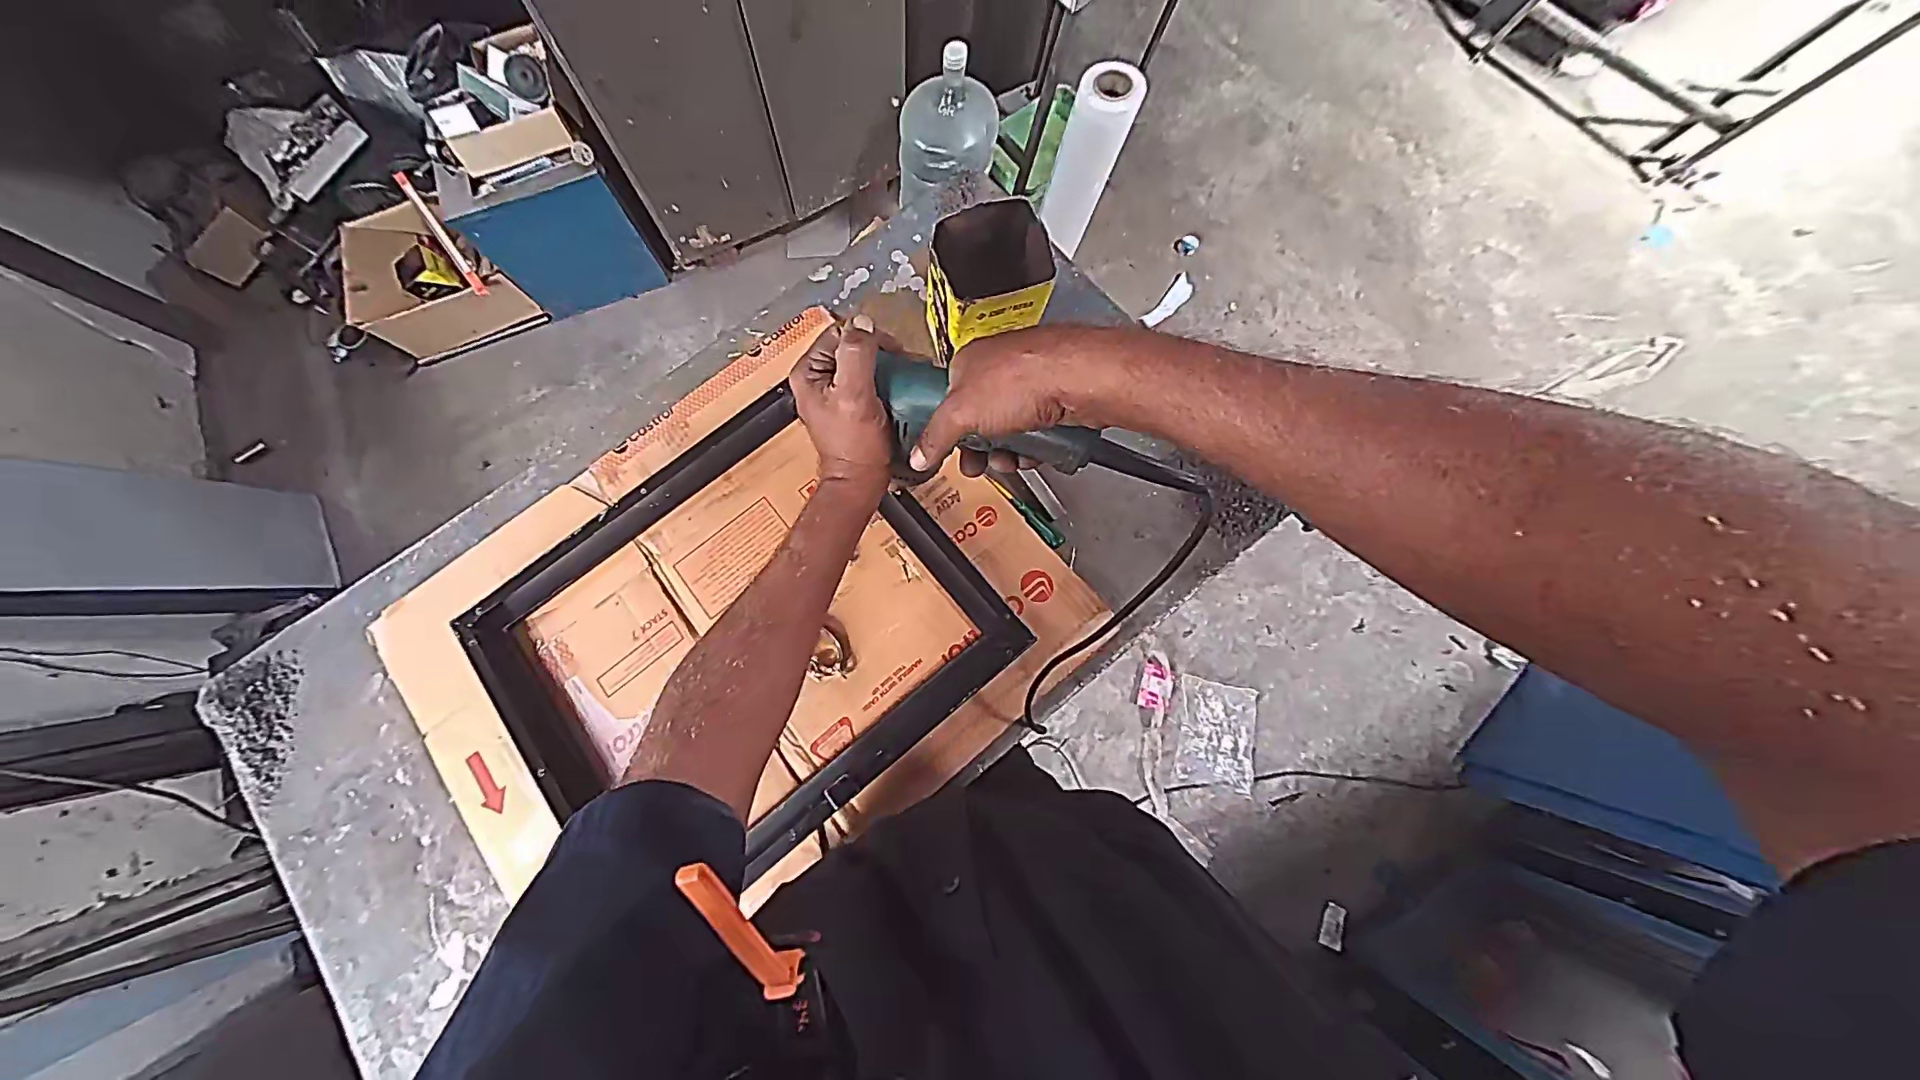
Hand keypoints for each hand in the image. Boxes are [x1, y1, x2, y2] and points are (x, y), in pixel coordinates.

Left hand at [791, 314, 893, 489]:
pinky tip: (898, 388)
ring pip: (865, 361)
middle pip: (853, 345)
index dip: (867, 336)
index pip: (839, 332)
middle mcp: (819, 379)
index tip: (889, 349)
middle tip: (899, 363)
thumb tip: (862, 324)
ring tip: (902, 375)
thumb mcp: (854, 394)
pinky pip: (872, 379)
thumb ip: (856, 355)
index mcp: (808, 372)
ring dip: (886, 365)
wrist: (861, 479)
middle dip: (880, 351)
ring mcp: (836, 392)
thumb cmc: (853, 446)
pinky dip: (887, 379)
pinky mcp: (853, 403)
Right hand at [909, 325, 1134, 473]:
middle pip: (977, 419)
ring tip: (1010, 459)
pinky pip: (1033, 432)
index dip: (943, 428)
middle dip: (978, 448)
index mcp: (967, 361)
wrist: (1080, 380)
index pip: (944, 399)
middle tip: (977, 464)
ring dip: (1006, 452)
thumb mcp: (962, 413)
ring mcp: (1027, 385)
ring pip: (1007, 429)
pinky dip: (1032, 447)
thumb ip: (936, 436)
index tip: (941, 450)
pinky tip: (1033, 452)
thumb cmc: (1027, 377)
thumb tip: (919, 454)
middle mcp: (997, 369)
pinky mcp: (1053, 401)